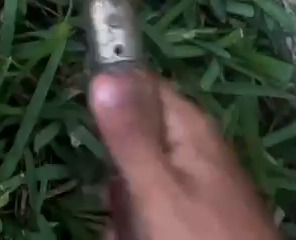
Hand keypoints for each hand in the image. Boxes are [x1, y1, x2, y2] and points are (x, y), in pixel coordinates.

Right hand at [90, 72, 279, 239]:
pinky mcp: (195, 216)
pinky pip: (154, 210)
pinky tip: (139, 238)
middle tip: (117, 202)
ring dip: (125, 211)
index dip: (111, 100)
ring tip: (131, 232)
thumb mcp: (159, 189)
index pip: (141, 85)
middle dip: (117, 175)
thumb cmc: (203, 239)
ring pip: (139, 183)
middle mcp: (193, 148)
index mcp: (189, 126)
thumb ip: (130, 134)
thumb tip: (104, 71)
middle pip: (134, 141)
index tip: (92, 129)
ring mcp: (196, 185)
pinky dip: (142, 227)